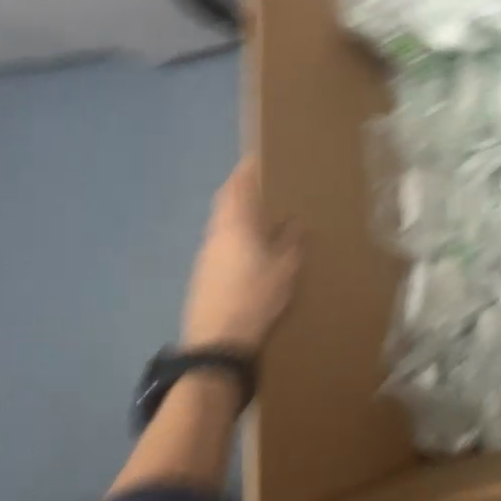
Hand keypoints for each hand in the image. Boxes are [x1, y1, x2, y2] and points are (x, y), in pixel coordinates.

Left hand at [180, 158, 300, 354]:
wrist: (217, 345)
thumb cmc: (256, 297)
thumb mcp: (286, 267)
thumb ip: (291, 240)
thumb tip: (295, 221)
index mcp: (236, 226)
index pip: (237, 187)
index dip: (247, 170)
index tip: (260, 156)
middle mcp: (216, 235)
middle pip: (226, 202)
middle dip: (243, 188)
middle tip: (266, 180)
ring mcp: (207, 256)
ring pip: (223, 222)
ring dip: (240, 211)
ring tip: (266, 211)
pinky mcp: (205, 275)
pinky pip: (223, 241)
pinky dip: (237, 232)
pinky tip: (254, 245)